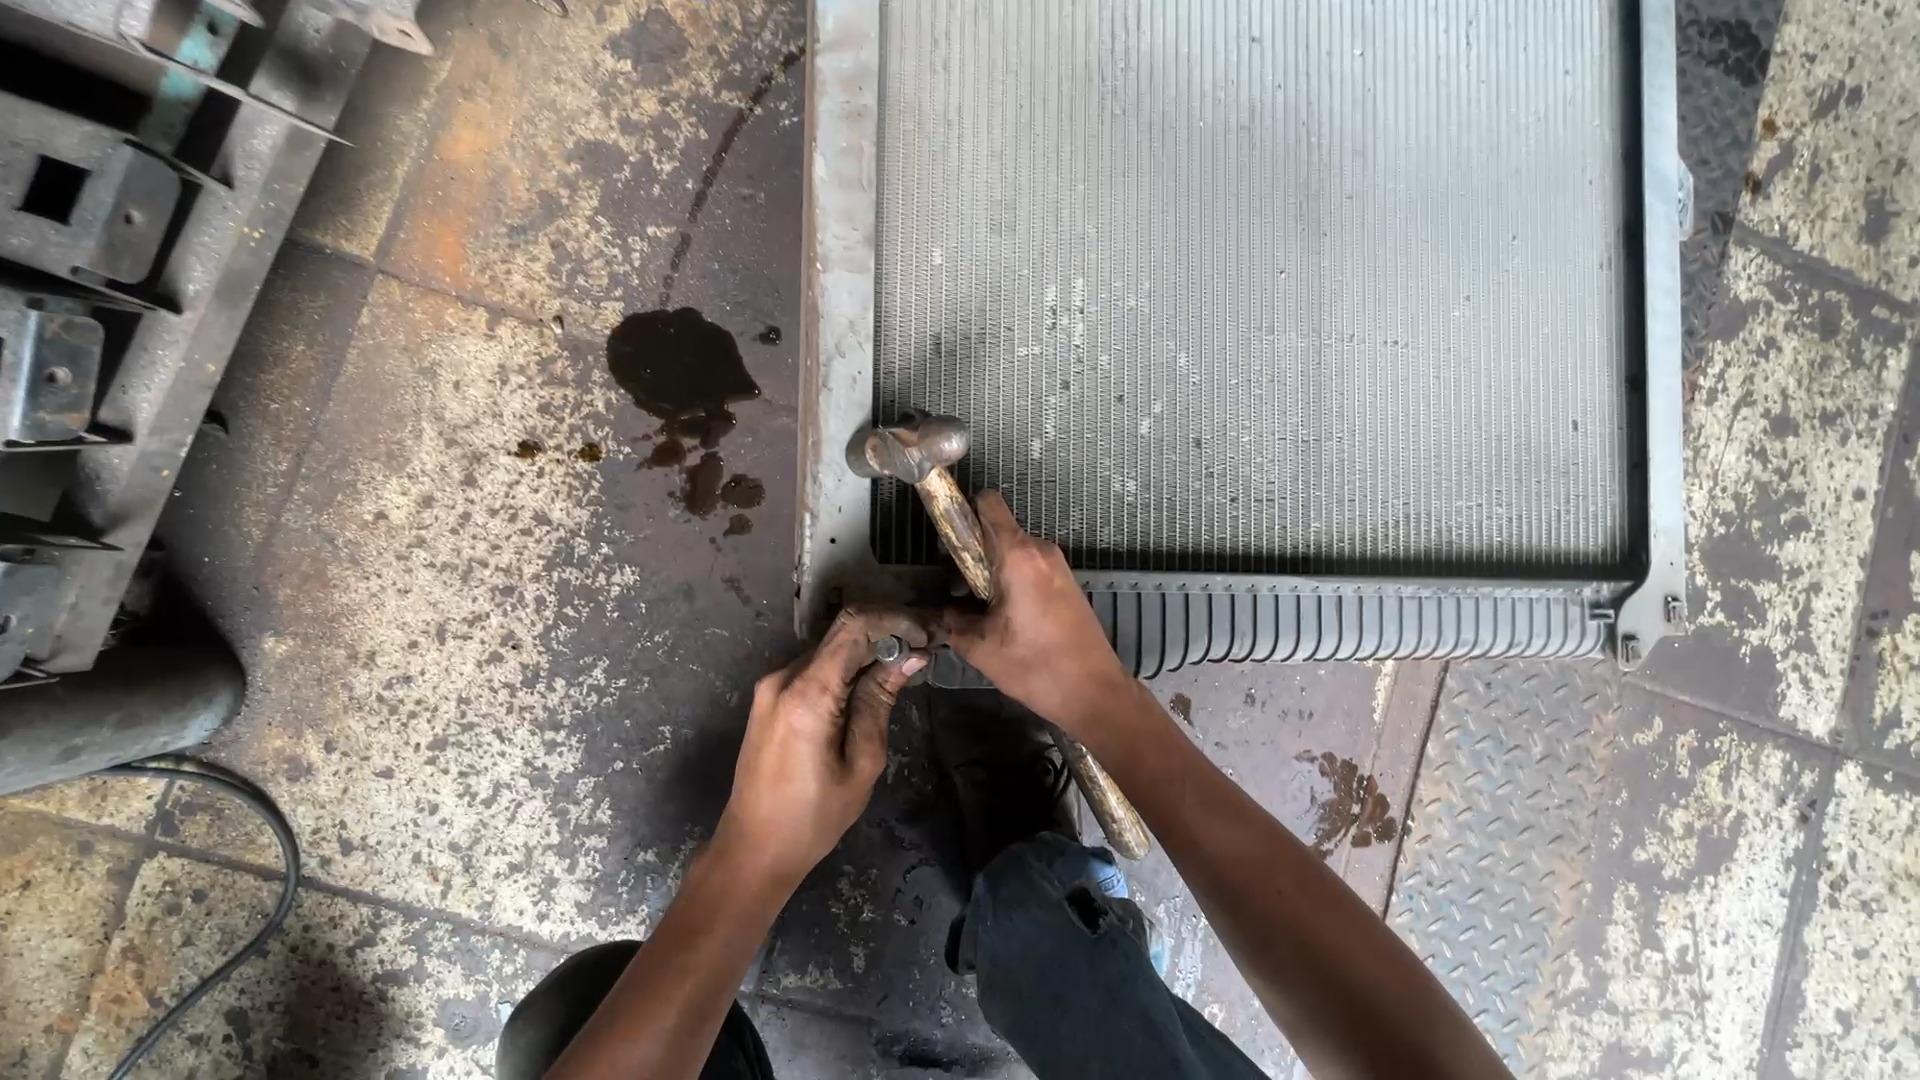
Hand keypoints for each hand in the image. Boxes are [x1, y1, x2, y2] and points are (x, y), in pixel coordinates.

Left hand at [716, 607, 928, 883]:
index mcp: (807, 693)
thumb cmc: (813, 818)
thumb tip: (910, 656)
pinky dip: (845, 670)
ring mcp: (770, 686)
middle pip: (841, 633)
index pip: (854, 626)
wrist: (752, 849)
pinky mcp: (768, 698)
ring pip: (829, 650)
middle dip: (885, 635)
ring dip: (866, 653)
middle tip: (922, 652)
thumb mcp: (862, 763)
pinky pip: (814, 669)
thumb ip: (880, 701)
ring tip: (902, 671)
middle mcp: (782, 677)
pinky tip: (869, 689)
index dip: (895, 620)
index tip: (926, 635)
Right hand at [938, 491, 1137, 736]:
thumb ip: (952, 622)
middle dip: (969, 554)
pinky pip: (1028, 566)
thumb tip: (941, 612)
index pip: (987, 504)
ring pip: (1011, 550)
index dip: (961, 514)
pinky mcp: (1065, 581)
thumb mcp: (981, 649)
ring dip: (989, 571)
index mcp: (1018, 556)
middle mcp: (1040, 550)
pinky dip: (1009, 579)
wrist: (1094, 692)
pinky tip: (1001, 615)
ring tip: (976, 609)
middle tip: (954, 590)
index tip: (944, 544)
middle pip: (995, 530)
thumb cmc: (1037, 668)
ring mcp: (1056, 565)